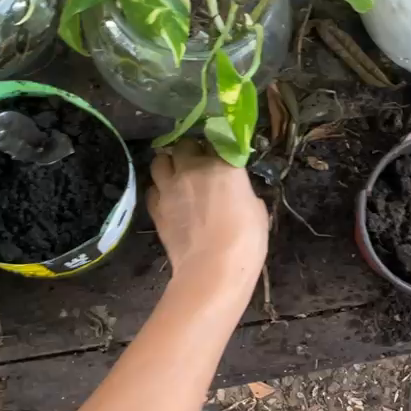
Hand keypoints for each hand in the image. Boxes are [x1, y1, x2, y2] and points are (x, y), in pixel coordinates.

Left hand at [148, 141, 267, 293]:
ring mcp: (170, 186)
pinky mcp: (155, 207)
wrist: (213, 269)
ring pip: (160, 160)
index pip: (217, 141)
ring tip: (177, 176)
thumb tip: (238, 194)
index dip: (219, 149)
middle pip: (184, 145)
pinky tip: (167, 200)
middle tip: (198, 165)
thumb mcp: (258, 211)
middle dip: (190, 151)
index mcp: (224, 165)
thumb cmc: (246, 240)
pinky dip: (158, 191)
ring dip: (169, 164)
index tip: (222, 158)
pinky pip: (152, 189)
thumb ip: (244, 194)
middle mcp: (193, 168)